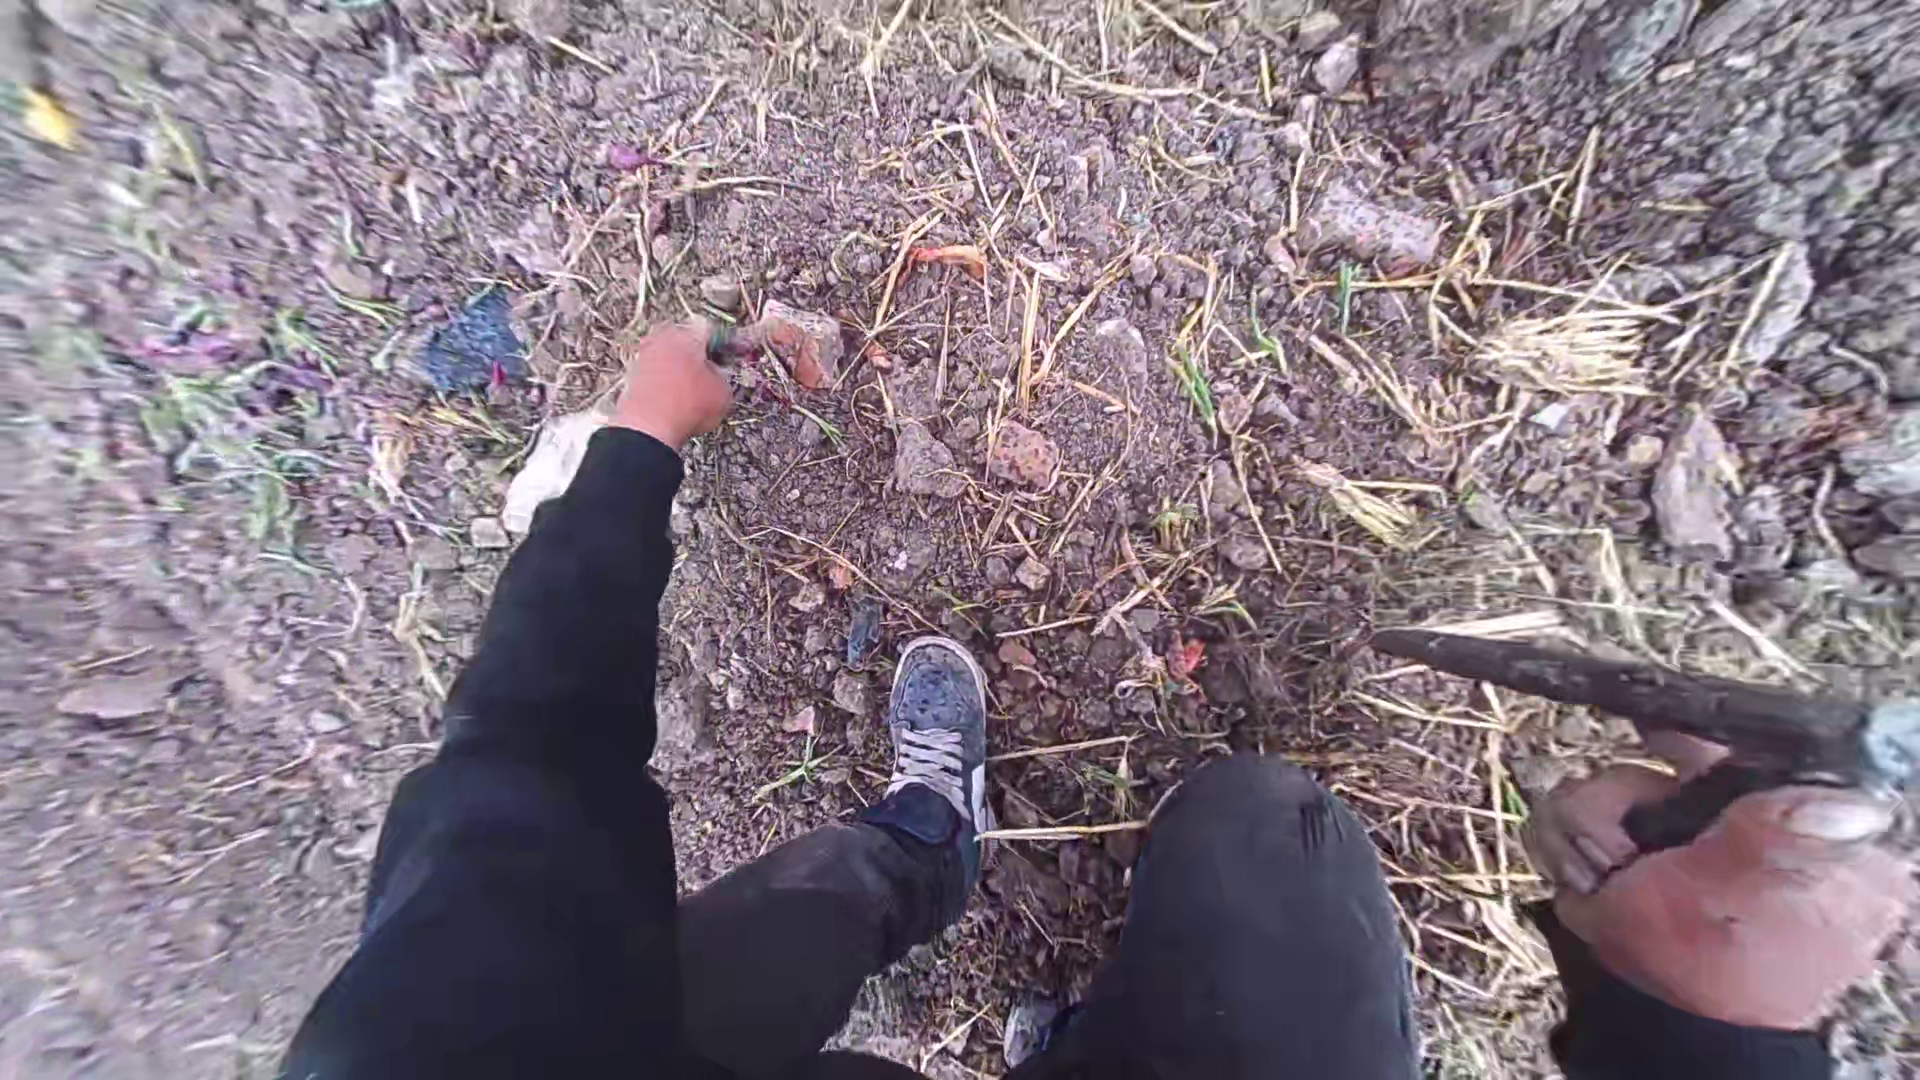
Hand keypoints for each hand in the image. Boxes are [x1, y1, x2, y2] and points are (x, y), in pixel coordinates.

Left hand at [611, 321, 732, 449]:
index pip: (711, 331)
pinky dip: (668, 383)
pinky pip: (657, 374)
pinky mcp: (632, 376)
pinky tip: (679, 400)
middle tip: (715, 372)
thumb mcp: (724, 392)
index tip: (732, 354)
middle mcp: (662, 339)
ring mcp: (644, 356)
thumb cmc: (687, 406)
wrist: (650, 428)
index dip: (726, 344)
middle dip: (701, 355)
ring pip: (671, 357)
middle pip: (687, 341)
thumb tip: (719, 376)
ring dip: (683, 369)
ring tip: (697, 391)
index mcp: (687, 335)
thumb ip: (724, 376)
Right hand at [1527, 739, 1913, 1028]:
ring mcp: (1659, 831)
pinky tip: (1574, 877)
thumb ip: (1776, 840)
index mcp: (1783, 834)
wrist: (1641, 993)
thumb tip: (1850, 799)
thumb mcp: (1743, 896)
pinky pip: (1556, 811)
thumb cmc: (1705, 955)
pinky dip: (1555, 844)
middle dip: (1602, 811)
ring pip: (1582, 788)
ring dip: (1571, 834)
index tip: (1650, 740)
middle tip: (1612, 857)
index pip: (1744, 759)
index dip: (1690, 744)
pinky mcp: (1608, 837)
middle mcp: (1722, 824)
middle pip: (1636, 770)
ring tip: (1590, 879)